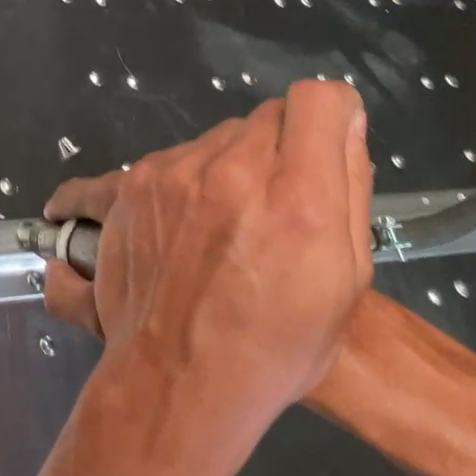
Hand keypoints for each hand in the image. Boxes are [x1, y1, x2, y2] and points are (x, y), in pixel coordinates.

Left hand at [42, 80, 375, 409]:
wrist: (180, 376)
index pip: (318, 100)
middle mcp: (231, 170)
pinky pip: (154, 160)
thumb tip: (342, 132)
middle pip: (262, 121)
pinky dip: (162, 180)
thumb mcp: (345, 279)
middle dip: (275, 151)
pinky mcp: (127, 184)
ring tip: (214, 228)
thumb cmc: (277, 345)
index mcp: (299, 194)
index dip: (328, 118)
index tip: (324, 143)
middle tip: (269, 204)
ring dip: (220, 168)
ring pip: (210, 141)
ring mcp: (170, 173)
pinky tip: (149, 202)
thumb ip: (348, 191)